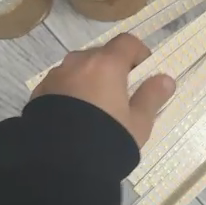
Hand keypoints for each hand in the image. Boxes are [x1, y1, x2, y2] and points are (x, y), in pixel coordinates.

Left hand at [31, 34, 175, 148]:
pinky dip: (71, 93)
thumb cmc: (108, 138)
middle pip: (101, 55)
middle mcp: (79, 62)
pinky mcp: (39, 93)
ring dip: (89, 80)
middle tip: (121, 95)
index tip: (144, 72)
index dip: (139, 54)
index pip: (127, 43)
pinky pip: (61, 85)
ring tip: (95, 108)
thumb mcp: (138, 124)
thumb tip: (166, 79)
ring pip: (78, 69)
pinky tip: (74, 117)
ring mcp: (56, 76)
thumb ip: (152, 97)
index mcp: (106, 64)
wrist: (60, 161)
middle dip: (113, 68)